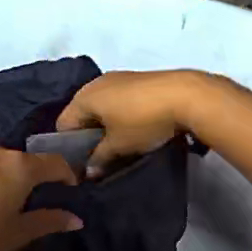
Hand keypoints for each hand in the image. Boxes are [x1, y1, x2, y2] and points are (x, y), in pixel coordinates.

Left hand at [0, 144, 83, 250]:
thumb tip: (76, 219)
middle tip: (26, 201)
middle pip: (23, 160)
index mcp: (20, 167)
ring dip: (1, 174)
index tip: (69, 188)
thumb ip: (49, 221)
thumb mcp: (17, 234)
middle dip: (30, 177)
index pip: (55, 163)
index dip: (66, 175)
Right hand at [56, 70, 228, 175]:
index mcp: (83, 97)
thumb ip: (99, 158)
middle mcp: (95, 83)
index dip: (69, 147)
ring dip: (106, 124)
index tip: (84, 163)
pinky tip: (137, 127)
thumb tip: (88, 172)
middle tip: (102, 155)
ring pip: (101, 106)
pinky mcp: (137, 78)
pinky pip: (118, 99)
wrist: (188, 95)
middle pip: (81, 114)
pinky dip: (120, 113)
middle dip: (89, 135)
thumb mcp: (119, 146)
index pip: (63, 125)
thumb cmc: (144, 121)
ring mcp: (117, 78)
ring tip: (122, 142)